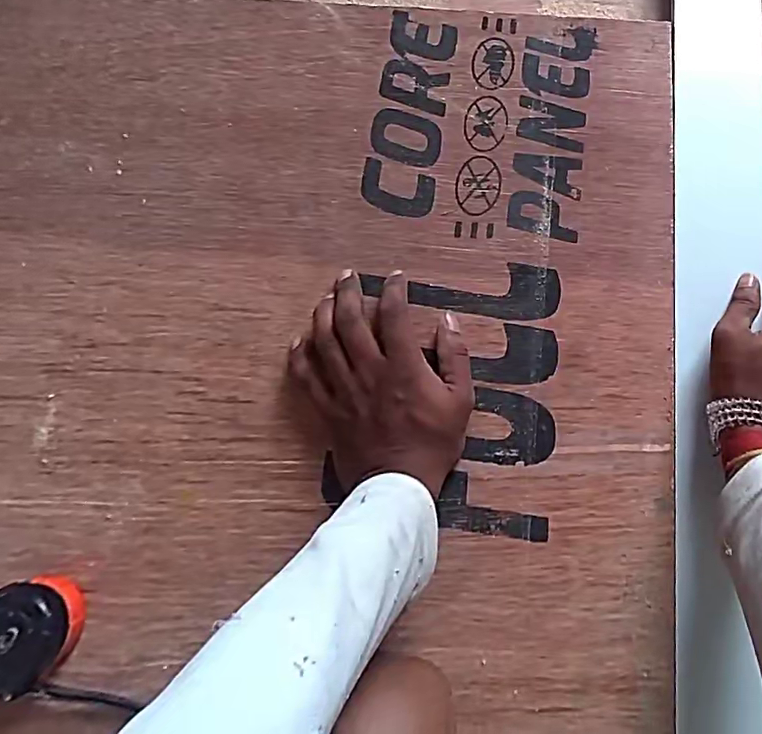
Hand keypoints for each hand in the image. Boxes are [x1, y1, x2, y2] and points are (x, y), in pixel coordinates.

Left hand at [287, 270, 473, 497]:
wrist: (398, 487)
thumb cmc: (434, 443)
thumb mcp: (461, 399)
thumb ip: (456, 357)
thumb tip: (447, 322)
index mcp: (404, 367)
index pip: (394, 316)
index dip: (394, 291)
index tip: (396, 278)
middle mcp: (369, 372)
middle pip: (350, 321)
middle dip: (348, 292)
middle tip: (348, 275)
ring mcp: (344, 391)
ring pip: (324, 343)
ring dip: (323, 314)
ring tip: (327, 297)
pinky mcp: (328, 411)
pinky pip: (306, 378)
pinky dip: (300, 356)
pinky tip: (300, 340)